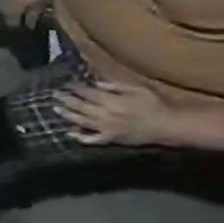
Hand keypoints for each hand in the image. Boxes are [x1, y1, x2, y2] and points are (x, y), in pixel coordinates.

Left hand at [53, 80, 174, 145]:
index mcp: (111, 101)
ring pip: (80, 121)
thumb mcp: (138, 89)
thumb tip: (96, 83)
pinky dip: (79, 136)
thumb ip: (115, 86)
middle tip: (54, 94)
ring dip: (66, 114)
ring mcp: (105, 128)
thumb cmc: (156, 105)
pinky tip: (69, 132)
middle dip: (65, 99)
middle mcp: (104, 114)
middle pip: (79, 106)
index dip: (75, 88)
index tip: (67, 85)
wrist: (169, 126)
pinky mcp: (109, 139)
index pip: (86, 93)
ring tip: (55, 108)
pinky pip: (90, 139)